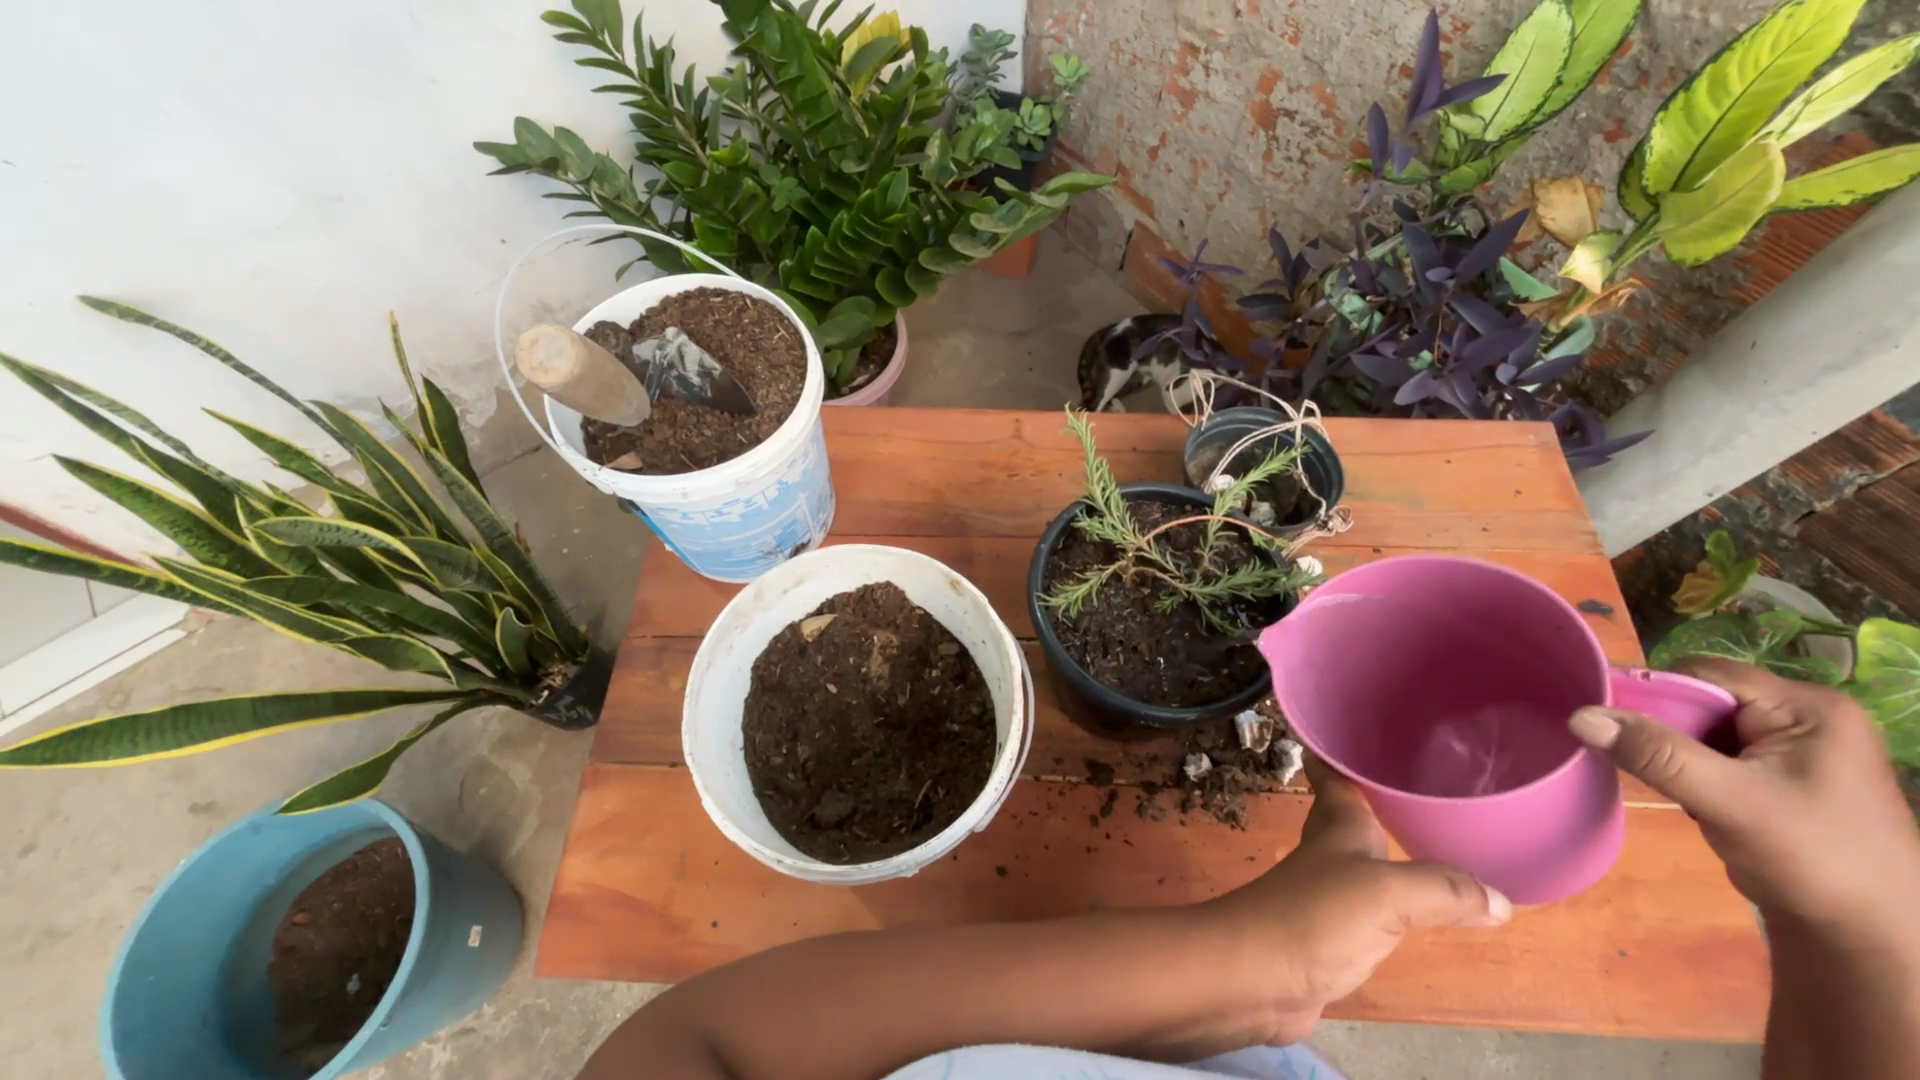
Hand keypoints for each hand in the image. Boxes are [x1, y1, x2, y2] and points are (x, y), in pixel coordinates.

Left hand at [1197, 755, 1510, 1045]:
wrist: (1253, 976)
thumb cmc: (1313, 918)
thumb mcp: (1386, 894)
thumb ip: (1442, 890)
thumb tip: (1501, 899)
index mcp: (1338, 826)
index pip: (1335, 774)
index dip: (1339, 749)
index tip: (1353, 723)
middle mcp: (1330, 852)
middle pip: (1350, 812)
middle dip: (1375, 794)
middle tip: (1417, 778)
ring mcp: (1327, 893)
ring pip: (1362, 858)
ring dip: (1388, 846)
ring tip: (1433, 838)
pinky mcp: (1329, 933)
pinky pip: (1370, 904)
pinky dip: (1395, 899)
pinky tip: (1418, 909)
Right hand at [1568, 658, 1919, 942]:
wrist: (1869, 938)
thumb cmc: (1814, 863)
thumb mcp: (1729, 803)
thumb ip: (1656, 755)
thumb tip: (1579, 715)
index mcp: (1809, 708)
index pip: (1705, 674)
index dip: (1653, 692)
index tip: (1610, 723)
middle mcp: (1805, 716)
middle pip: (1702, 698)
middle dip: (1666, 730)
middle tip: (1645, 765)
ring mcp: (1795, 746)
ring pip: (1702, 727)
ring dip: (1675, 754)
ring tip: (1676, 790)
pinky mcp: (1781, 774)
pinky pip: (1714, 752)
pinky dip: (1690, 771)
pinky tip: (1694, 800)